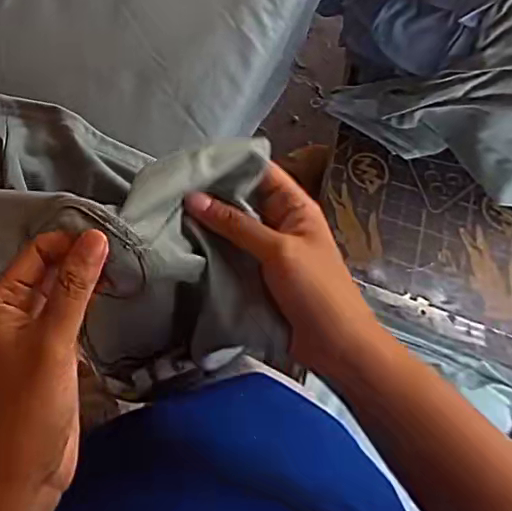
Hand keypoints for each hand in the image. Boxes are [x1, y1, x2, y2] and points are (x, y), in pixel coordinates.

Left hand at [0, 228, 108, 500]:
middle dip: (80, 256)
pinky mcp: (54, 352)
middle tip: (122, 247)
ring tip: (124, 265)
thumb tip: (96, 237)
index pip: (37, 251)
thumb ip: (74, 288)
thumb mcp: (53, 341)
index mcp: (3, 299)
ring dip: (87, 279)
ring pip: (63, 290)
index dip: (68, 240)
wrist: (25, 476)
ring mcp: (35, 331)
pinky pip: (71, 314)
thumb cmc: (30, 406)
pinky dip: (90, 302)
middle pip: (50, 268)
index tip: (108, 237)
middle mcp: (16, 309)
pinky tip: (113, 295)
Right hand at [184, 163, 384, 377]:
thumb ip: (235, 224)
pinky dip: (209, 241)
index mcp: (295, 207)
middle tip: (176, 182)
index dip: (232, 162)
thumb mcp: (278, 251)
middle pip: (241, 196)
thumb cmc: (320, 293)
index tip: (197, 159)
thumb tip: (194, 197)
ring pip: (231, 222)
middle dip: (211, 190)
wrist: (338, 351)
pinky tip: (184, 234)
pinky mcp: (254, 270)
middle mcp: (278, 221)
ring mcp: (266, 246)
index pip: (261, 171)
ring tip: (172, 204)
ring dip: (207, 217)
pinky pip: (228, 247)